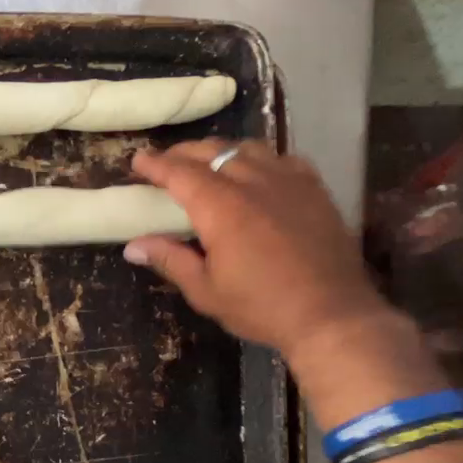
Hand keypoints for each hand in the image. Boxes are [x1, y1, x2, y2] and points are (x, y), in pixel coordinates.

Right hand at [123, 141, 397, 362]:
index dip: (156, 164)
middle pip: (214, 152)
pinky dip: (258, 159)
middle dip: (185, 153)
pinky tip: (255, 172)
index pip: (181, 173)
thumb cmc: (260, 307)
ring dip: (221, 152)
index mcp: (222, 208)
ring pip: (248, 150)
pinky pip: (281, 159)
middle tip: (165, 162)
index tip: (138, 160)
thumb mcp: (205, 290)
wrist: (329, 313)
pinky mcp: (314, 189)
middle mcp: (255, 183)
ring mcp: (289, 181)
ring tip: (206, 162)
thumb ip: (170, 260)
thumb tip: (133, 246)